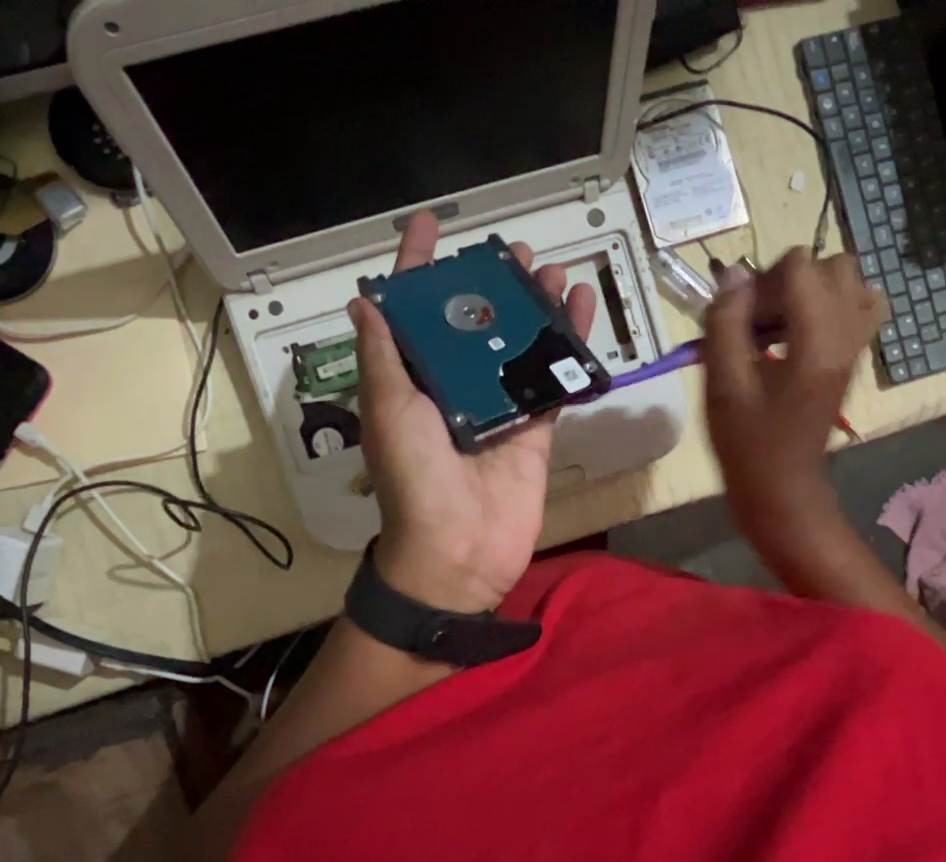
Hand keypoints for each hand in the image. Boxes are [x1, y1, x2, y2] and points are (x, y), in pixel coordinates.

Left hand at [346, 211, 595, 613]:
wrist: (457, 553)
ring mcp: (496, 406)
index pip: (410, 313)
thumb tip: (365, 300)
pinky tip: (580, 306)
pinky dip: (567, 343)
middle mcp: (451, 387)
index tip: (430, 224)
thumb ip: (383, 356)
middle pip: (472, 322)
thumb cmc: (414, 481)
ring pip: (516, 343)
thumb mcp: (389, 413)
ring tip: (550, 268)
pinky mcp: (534, 428)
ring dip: (533, 305)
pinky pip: (551, 377)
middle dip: (489, 282)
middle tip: (512, 249)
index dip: (416, 268)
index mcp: (410, 381)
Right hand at [701, 249, 886, 550]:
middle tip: (761, 319)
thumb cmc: (746, 442)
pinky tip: (799, 334)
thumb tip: (734, 275)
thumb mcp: (723, 384)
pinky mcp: (853, 357)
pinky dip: (830, 307)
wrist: (783, 487)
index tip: (741, 319)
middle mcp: (847, 335)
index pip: (801, 266)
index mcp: (817, 342)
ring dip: (813, 290)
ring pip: (851, 283)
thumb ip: (725, 323)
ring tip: (782, 324)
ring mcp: (856, 346)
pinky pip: (859, 308)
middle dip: (791, 279)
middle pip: (833, 265)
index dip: (763, 280)